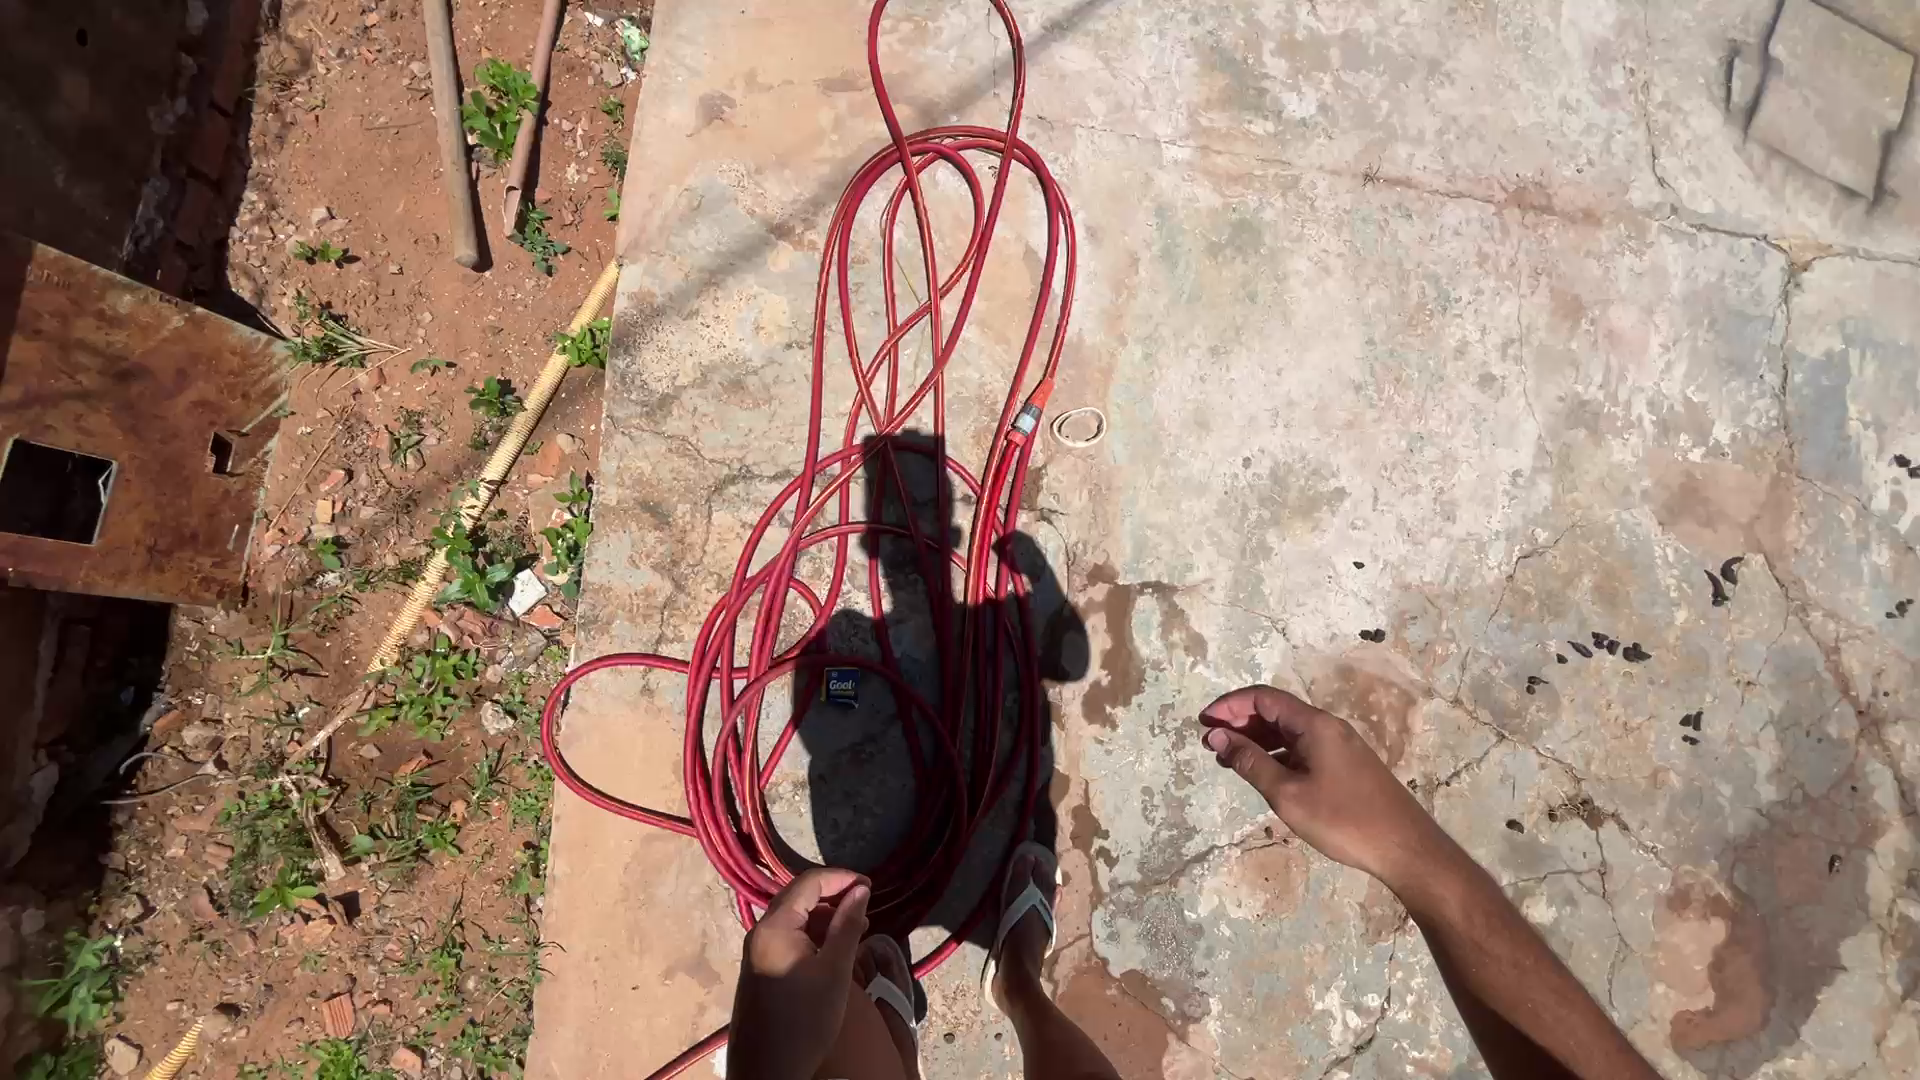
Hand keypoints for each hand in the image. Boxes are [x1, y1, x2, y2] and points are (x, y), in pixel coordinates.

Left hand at [728, 868, 871, 1079]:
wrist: (768, 1074)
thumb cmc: (805, 1021)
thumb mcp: (835, 971)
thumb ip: (848, 925)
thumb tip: (861, 889)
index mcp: (775, 926)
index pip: (809, 882)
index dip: (841, 878)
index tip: (870, 886)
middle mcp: (761, 931)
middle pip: (800, 896)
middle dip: (834, 895)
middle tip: (865, 904)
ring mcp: (758, 950)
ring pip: (795, 917)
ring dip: (826, 916)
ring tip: (857, 927)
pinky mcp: (761, 968)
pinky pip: (789, 936)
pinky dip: (814, 934)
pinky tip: (834, 947)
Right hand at [1198, 685, 1454, 892]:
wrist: (1409, 851)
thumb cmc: (1344, 820)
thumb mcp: (1287, 793)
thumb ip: (1249, 762)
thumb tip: (1217, 737)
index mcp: (1314, 724)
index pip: (1263, 698)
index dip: (1229, 706)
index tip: (1204, 723)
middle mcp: (1327, 727)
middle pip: (1274, 711)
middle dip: (1238, 722)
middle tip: (1209, 742)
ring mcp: (1338, 746)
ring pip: (1287, 731)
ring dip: (1254, 740)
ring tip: (1226, 759)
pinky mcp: (1345, 766)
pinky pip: (1300, 748)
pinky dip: (1274, 754)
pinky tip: (1260, 772)